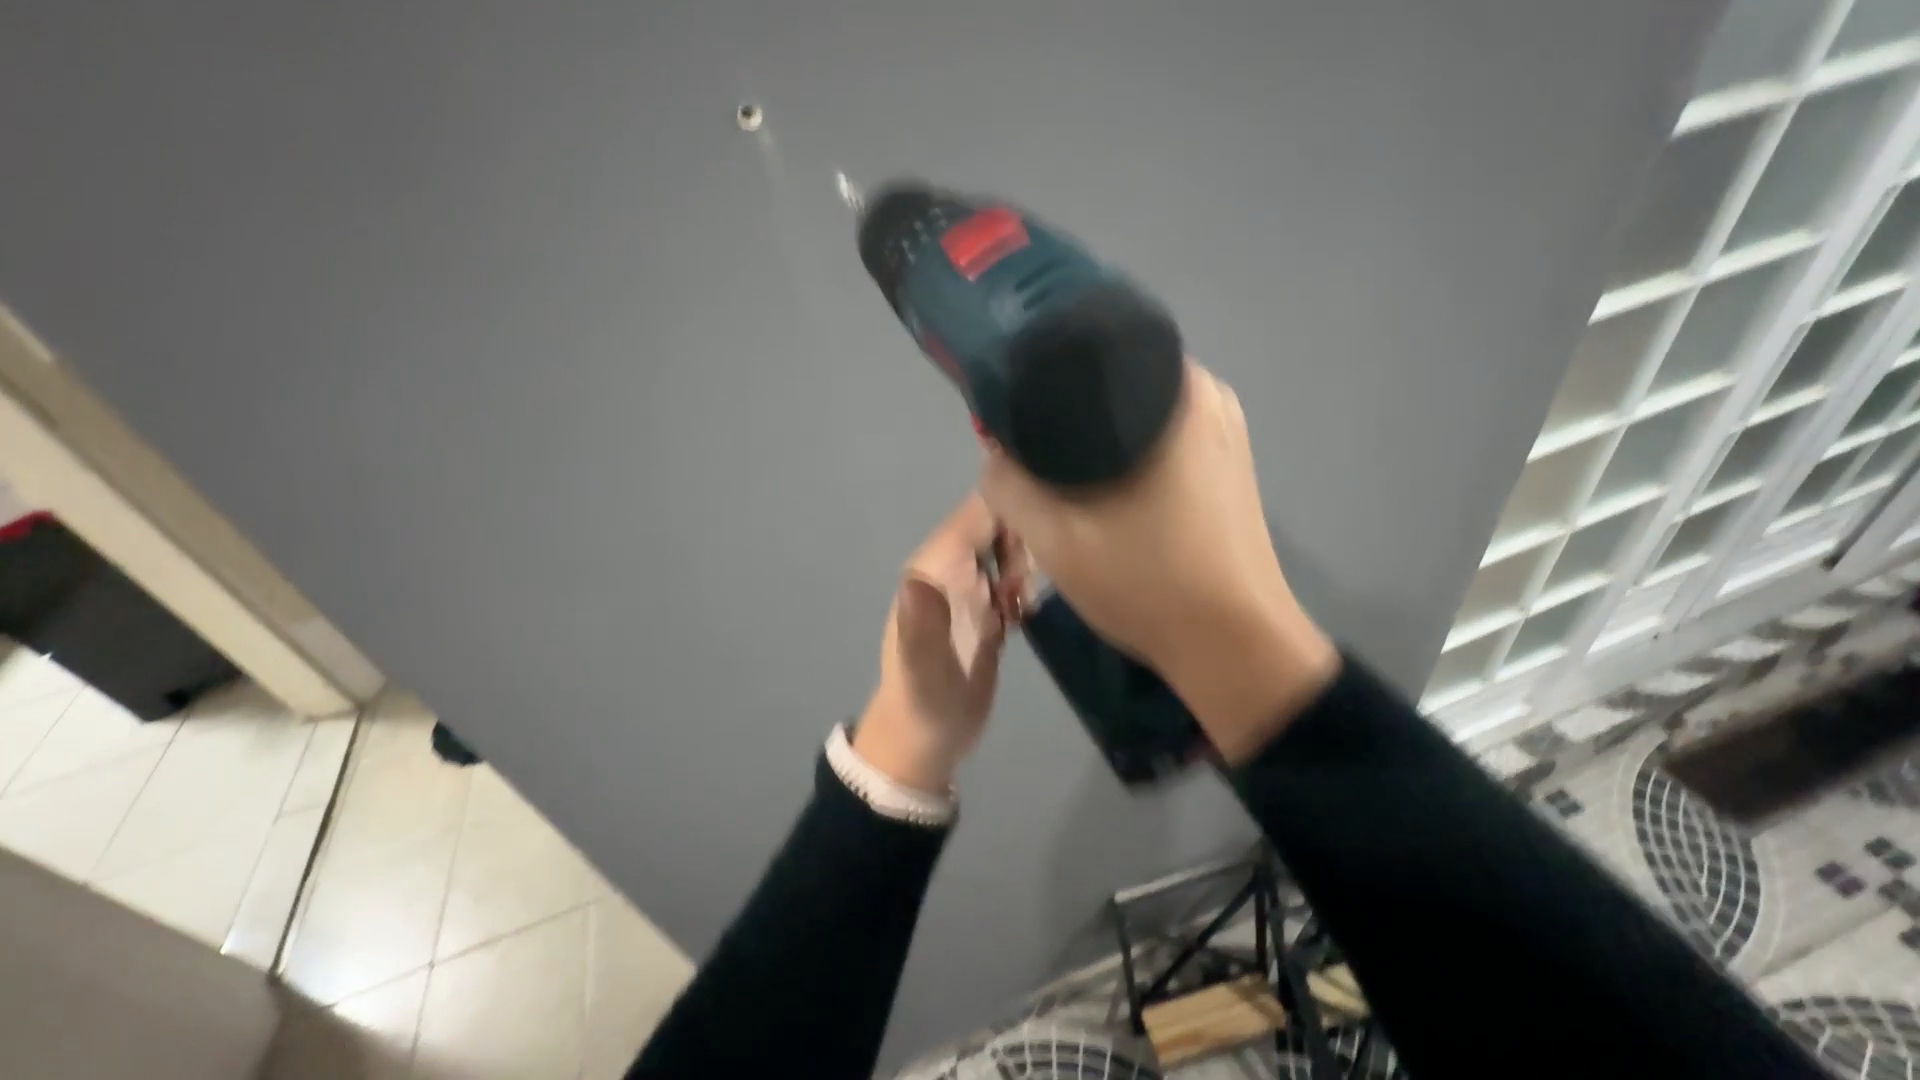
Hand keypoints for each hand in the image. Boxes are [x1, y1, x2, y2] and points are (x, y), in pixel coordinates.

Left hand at [854, 493, 1030, 790]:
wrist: (923, 745)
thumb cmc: (922, 706)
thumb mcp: (922, 672)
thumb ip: (921, 627)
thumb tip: (916, 580)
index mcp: (932, 569)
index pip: (976, 512)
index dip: (1012, 514)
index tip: (1035, 548)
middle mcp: (950, 569)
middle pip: (1000, 521)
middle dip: (1026, 541)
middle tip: (1026, 589)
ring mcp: (970, 589)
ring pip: (1010, 546)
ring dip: (1028, 566)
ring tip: (1021, 607)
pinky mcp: (988, 610)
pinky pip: (1014, 577)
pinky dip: (1026, 588)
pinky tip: (1022, 619)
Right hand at [979, 361, 1337, 761]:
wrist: (1235, 648)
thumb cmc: (1149, 584)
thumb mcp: (1055, 539)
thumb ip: (1008, 486)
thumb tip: (996, 454)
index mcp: (1177, 393)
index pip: (1092, 350)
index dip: (1043, 370)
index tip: (1010, 400)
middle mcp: (1209, 398)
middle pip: (1114, 381)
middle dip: (1066, 407)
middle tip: (1025, 441)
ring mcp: (1225, 434)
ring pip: (1137, 414)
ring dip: (1096, 435)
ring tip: (1054, 465)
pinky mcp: (1228, 468)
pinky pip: (1161, 440)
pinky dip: (1126, 454)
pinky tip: (1099, 486)